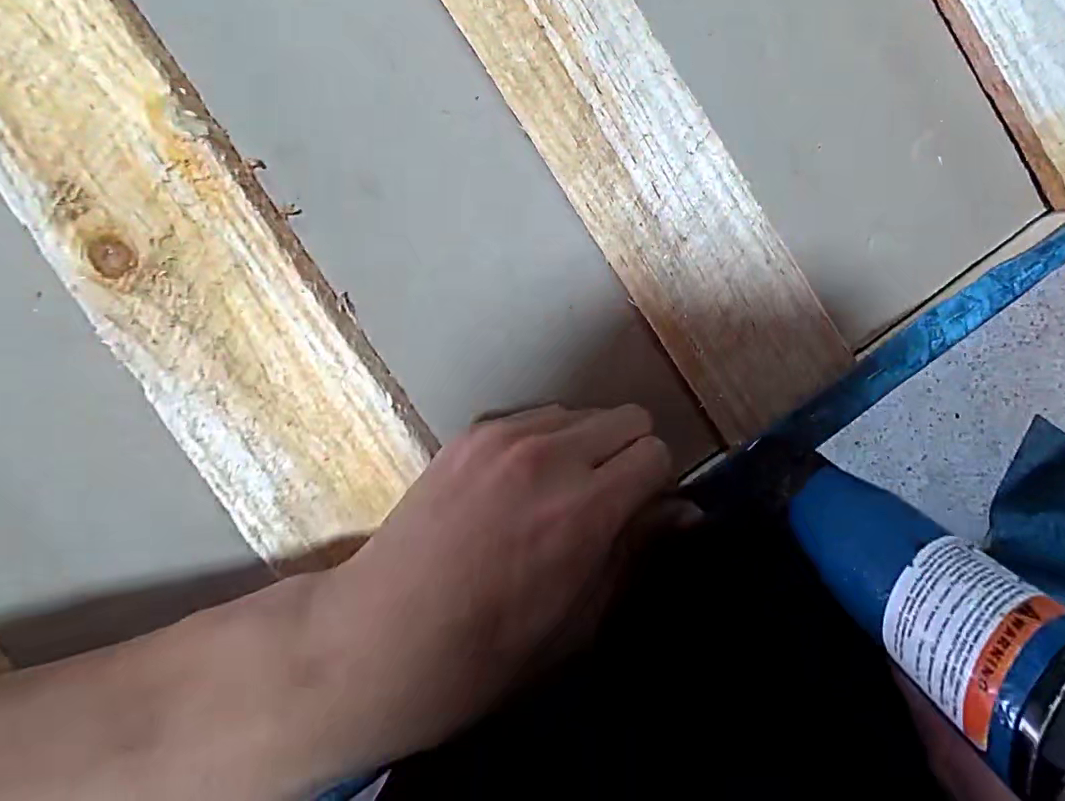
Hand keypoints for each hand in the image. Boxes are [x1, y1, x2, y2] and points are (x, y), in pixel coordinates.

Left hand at [308, 404, 694, 768]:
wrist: (379, 638)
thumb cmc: (488, 651)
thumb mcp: (579, 620)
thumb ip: (636, 551)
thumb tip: (686, 511)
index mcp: (584, 509)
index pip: (657, 453)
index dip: (655, 484)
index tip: (638, 510)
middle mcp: (551, 457)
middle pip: (630, 417)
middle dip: (629, 453)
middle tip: (605, 496)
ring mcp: (506, 436)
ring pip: (584, 412)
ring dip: (587, 444)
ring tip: (556, 490)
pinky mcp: (473, 432)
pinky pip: (537, 416)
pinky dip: (545, 440)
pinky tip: (517, 483)